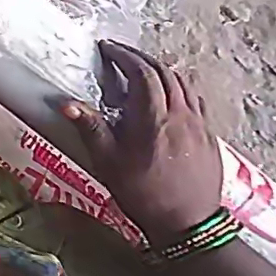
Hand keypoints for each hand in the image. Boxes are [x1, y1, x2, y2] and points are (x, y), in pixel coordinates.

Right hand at [60, 40, 222, 246]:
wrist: (188, 226)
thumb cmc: (143, 194)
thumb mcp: (109, 163)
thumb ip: (91, 129)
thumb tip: (66, 104)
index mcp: (155, 118)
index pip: (142, 73)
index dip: (124, 56)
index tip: (107, 49)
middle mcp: (181, 114)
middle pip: (164, 71)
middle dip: (140, 58)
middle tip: (120, 55)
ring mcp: (199, 124)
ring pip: (183, 82)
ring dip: (160, 69)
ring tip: (141, 69)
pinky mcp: (209, 135)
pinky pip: (195, 98)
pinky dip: (178, 86)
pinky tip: (168, 94)